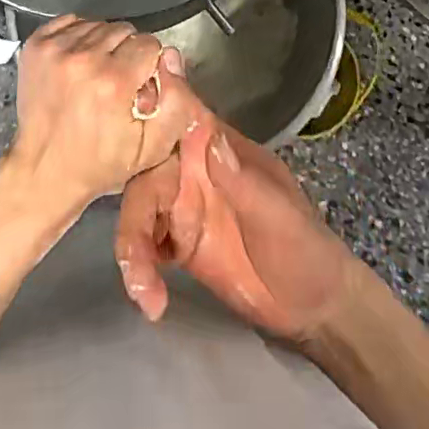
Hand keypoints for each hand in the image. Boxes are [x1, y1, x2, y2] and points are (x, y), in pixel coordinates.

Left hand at [3, 16, 197, 212]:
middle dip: (127, 53)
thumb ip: (177, 101)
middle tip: (118, 83)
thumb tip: (172, 58)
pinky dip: (79, 37)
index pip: (149, 44)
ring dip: (103, 45)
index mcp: (113, 81)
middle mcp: (82, 59)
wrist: (44, 168)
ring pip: (98, 24)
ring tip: (96, 75)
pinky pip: (71, 22)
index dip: (149, 65)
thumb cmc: (97, 163)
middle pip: (124, 30)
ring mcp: (55, 50)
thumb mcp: (152, 148)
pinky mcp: (36, 46)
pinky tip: (79, 63)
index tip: (139, 86)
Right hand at [115, 60, 355, 342]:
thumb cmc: (304, 248)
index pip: (174, 122)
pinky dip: (138, 266)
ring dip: (132, 247)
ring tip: (143, 291)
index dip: (144, 119)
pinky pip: (144, 243)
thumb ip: (240, 177)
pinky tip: (147, 296)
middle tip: (132, 254)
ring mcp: (182, 206)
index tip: (114, 135)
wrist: (313, 309)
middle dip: (133, 211)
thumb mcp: (277, 213)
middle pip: (144, 172)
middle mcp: (192, 171)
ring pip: (139, 210)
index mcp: (218, 151)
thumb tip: (203, 130)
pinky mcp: (176, 242)